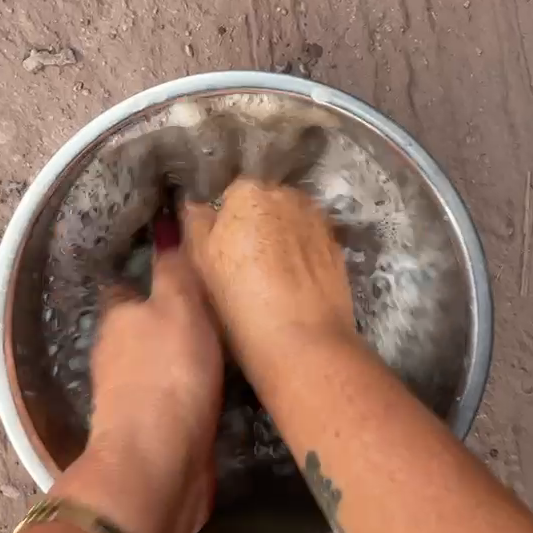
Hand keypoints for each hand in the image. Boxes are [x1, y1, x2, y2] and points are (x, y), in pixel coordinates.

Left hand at [54, 233, 222, 532]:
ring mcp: (130, 396)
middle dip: (171, 319)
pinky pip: (173, 398)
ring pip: (158, 363)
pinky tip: (218, 390)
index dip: (154, 276)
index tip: (185, 270)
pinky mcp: (150, 431)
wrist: (157, 466)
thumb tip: (166, 231)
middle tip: (216, 308)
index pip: (130, 286)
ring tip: (224, 346)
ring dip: (181, 357)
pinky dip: (190, 391)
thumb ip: (174, 270)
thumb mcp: (178, 305)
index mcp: (118, 317)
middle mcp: (116, 353)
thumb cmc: (168, 373)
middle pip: (144, 325)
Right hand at [180, 180, 357, 380]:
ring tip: (270, 279)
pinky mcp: (337, 246)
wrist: (303, 340)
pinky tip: (293, 285)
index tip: (220, 252)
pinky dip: (300, 256)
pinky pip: (308, 243)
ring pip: (288, 223)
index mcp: (248, 191)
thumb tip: (196, 206)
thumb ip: (195, 222)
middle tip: (242, 266)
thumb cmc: (239, 297)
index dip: (223, 225)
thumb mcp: (199, 259)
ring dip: (279, 239)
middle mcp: (286, 195)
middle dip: (253, 227)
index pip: (230, 197)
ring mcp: (317, 219)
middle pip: (262, 205)